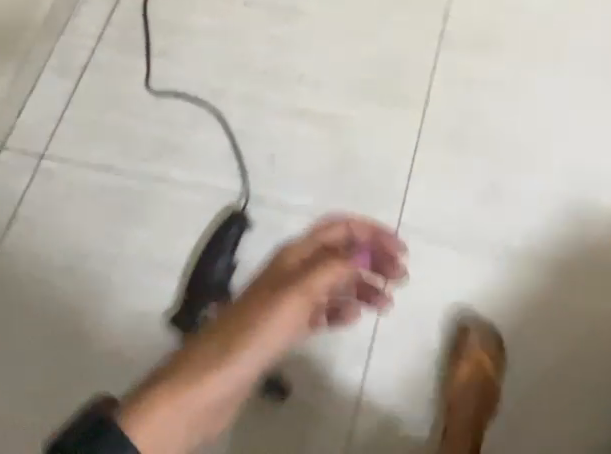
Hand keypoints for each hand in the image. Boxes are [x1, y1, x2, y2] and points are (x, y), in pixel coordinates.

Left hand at [114, 215, 407, 453]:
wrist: (208, 382)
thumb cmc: (255, 331)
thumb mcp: (299, 294)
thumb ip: (335, 267)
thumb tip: (367, 250)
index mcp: (296, 253)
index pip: (340, 228)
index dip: (372, 232)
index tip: (400, 250)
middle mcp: (294, 269)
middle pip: (341, 252)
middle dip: (373, 259)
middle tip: (401, 278)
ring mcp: (288, 298)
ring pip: (335, 281)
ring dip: (363, 286)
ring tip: (385, 304)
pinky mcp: (285, 326)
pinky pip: (323, 308)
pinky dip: (342, 308)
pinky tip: (353, 318)